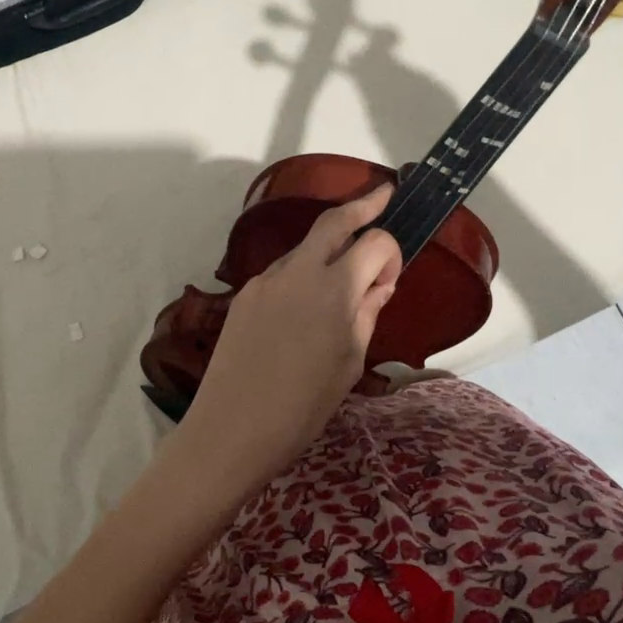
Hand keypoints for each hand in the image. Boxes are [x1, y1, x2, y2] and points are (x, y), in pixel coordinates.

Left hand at [169, 185, 402, 492]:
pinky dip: (300, 276)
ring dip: (327, 249)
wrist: (231, 428)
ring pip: (303, 249)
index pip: (374, 242)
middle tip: (383, 194)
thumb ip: (366, 314)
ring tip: (342, 278)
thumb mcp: (349, 364)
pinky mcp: (242, 297)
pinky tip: (304, 309)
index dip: (390, 253)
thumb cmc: (302, 408)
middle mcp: (296, 273)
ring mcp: (264, 282)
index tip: (390, 278)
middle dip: (362, 205)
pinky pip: (280, 274)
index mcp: (334, 290)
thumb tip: (378, 284)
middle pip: (333, 221)